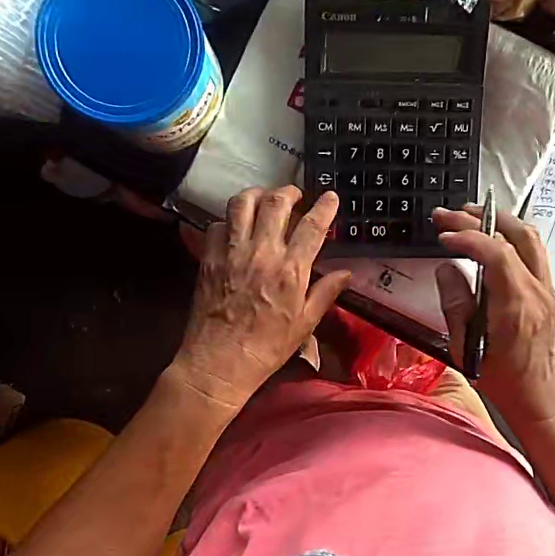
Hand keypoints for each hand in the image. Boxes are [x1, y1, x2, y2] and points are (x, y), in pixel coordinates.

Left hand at [171, 187, 351, 410]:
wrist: (219, 363)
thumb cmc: (267, 348)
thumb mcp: (305, 324)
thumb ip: (325, 293)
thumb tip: (345, 273)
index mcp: (291, 270)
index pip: (312, 226)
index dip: (325, 206)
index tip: (331, 197)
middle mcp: (262, 253)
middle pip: (276, 203)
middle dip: (289, 192)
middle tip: (295, 195)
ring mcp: (232, 253)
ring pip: (242, 203)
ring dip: (257, 195)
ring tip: (264, 200)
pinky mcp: (209, 258)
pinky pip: (217, 224)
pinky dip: (229, 220)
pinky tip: (236, 229)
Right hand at [432, 205, 554, 429]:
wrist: (535, 392)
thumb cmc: (499, 376)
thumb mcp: (465, 345)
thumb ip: (455, 303)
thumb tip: (447, 269)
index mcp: (516, 305)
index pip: (497, 253)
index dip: (468, 237)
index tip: (444, 235)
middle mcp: (536, 291)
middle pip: (517, 236)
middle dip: (481, 218)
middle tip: (451, 215)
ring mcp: (546, 289)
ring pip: (530, 238)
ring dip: (499, 221)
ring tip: (470, 217)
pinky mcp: (546, 290)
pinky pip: (532, 251)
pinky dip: (509, 236)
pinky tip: (490, 237)